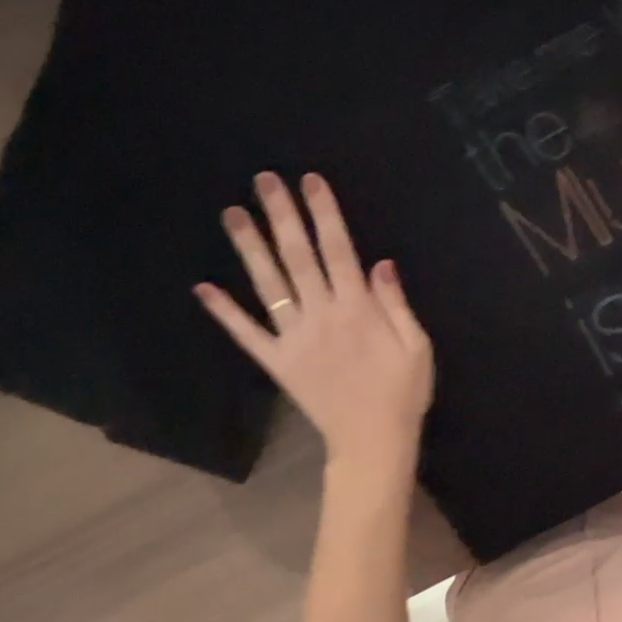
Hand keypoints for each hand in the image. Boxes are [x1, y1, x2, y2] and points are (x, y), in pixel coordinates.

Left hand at [194, 172, 433, 481]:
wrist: (374, 441)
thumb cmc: (403, 394)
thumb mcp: (418, 347)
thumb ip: (397, 305)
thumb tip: (380, 264)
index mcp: (359, 309)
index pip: (339, 250)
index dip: (325, 213)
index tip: (311, 182)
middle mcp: (322, 315)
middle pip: (298, 257)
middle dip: (283, 216)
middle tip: (264, 180)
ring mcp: (295, 339)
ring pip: (269, 285)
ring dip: (250, 247)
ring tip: (233, 213)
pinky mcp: (278, 363)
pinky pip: (247, 334)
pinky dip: (225, 312)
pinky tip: (203, 288)